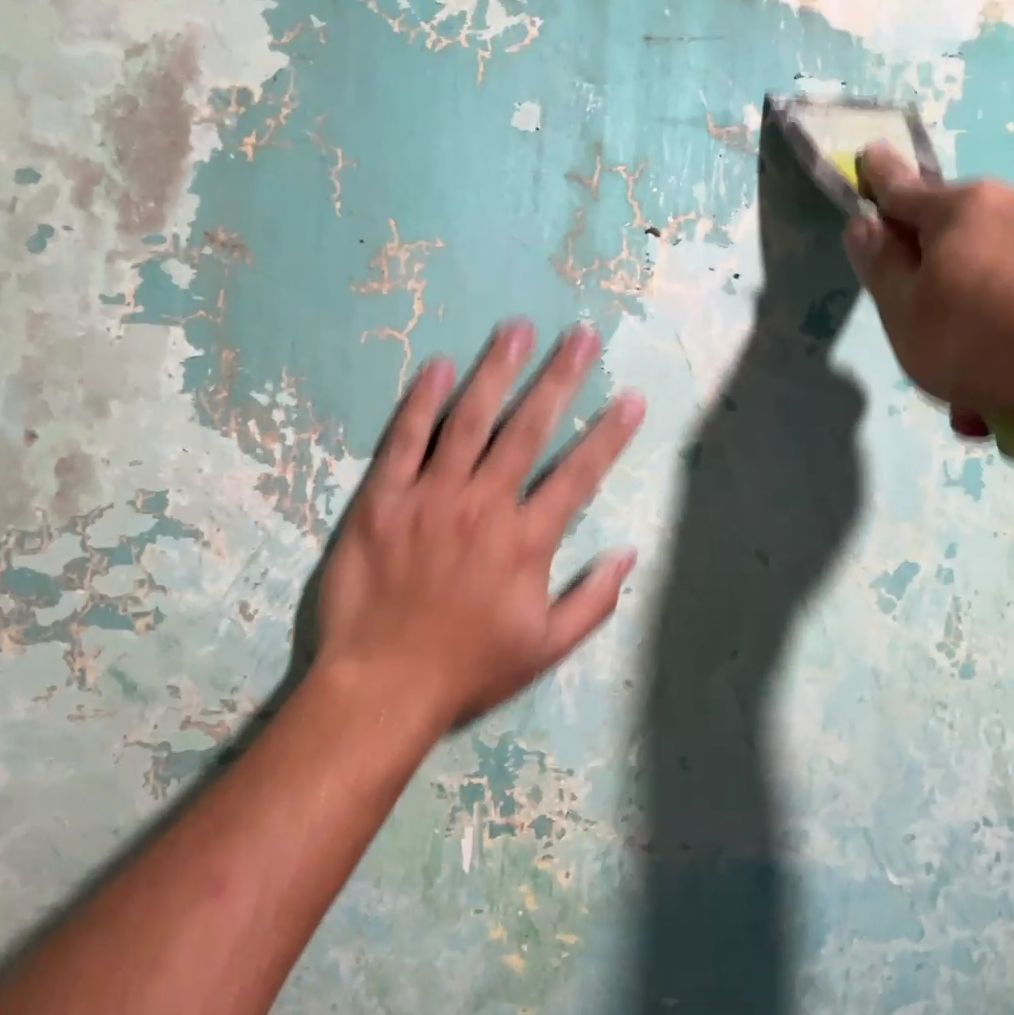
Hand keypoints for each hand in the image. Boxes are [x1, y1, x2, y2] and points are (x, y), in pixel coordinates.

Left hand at [313, 319, 645, 730]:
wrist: (383, 684)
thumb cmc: (466, 671)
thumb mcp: (544, 649)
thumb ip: (592, 602)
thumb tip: (627, 555)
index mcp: (526, 541)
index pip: (577, 475)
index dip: (608, 435)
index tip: (631, 399)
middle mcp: (483, 505)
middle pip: (527, 430)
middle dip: (558, 379)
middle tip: (579, 335)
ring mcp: (430, 497)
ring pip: (469, 421)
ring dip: (495, 372)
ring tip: (516, 330)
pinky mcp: (382, 500)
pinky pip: (404, 440)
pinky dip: (421, 401)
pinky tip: (437, 366)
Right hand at [842, 143, 1013, 436]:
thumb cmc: (983, 342)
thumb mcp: (904, 316)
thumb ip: (880, 269)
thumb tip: (865, 225)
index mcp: (963, 211)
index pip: (906, 190)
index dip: (880, 179)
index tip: (869, 157)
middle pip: (966, 240)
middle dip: (946, 285)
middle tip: (934, 346)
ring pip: (1013, 277)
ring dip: (992, 323)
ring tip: (988, 390)